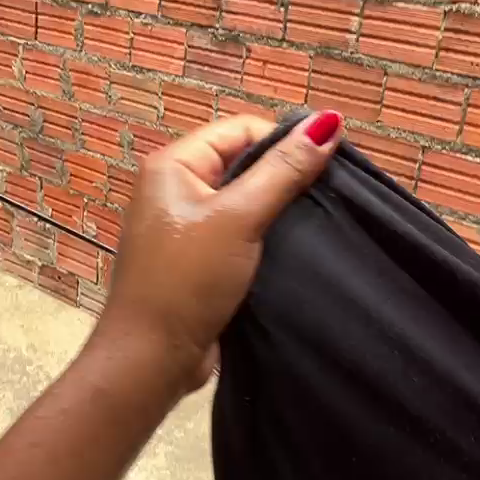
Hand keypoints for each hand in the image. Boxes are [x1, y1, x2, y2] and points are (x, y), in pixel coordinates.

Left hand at [91, 110, 341, 395]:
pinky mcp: (195, 256)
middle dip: (282, 173)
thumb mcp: (240, 218)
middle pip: (241, 160)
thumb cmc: (189, 279)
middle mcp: (173, 186)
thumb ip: (284, 170)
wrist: (151, 358)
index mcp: (172, 164)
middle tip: (327, 193)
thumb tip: (327, 121)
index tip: (327, 163)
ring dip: (275, 206)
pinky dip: (261, 233)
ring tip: (316, 217)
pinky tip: (291, 244)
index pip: (239, 129)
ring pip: (241, 197)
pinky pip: (235, 229)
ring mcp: (182, 222)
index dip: (284, 140)